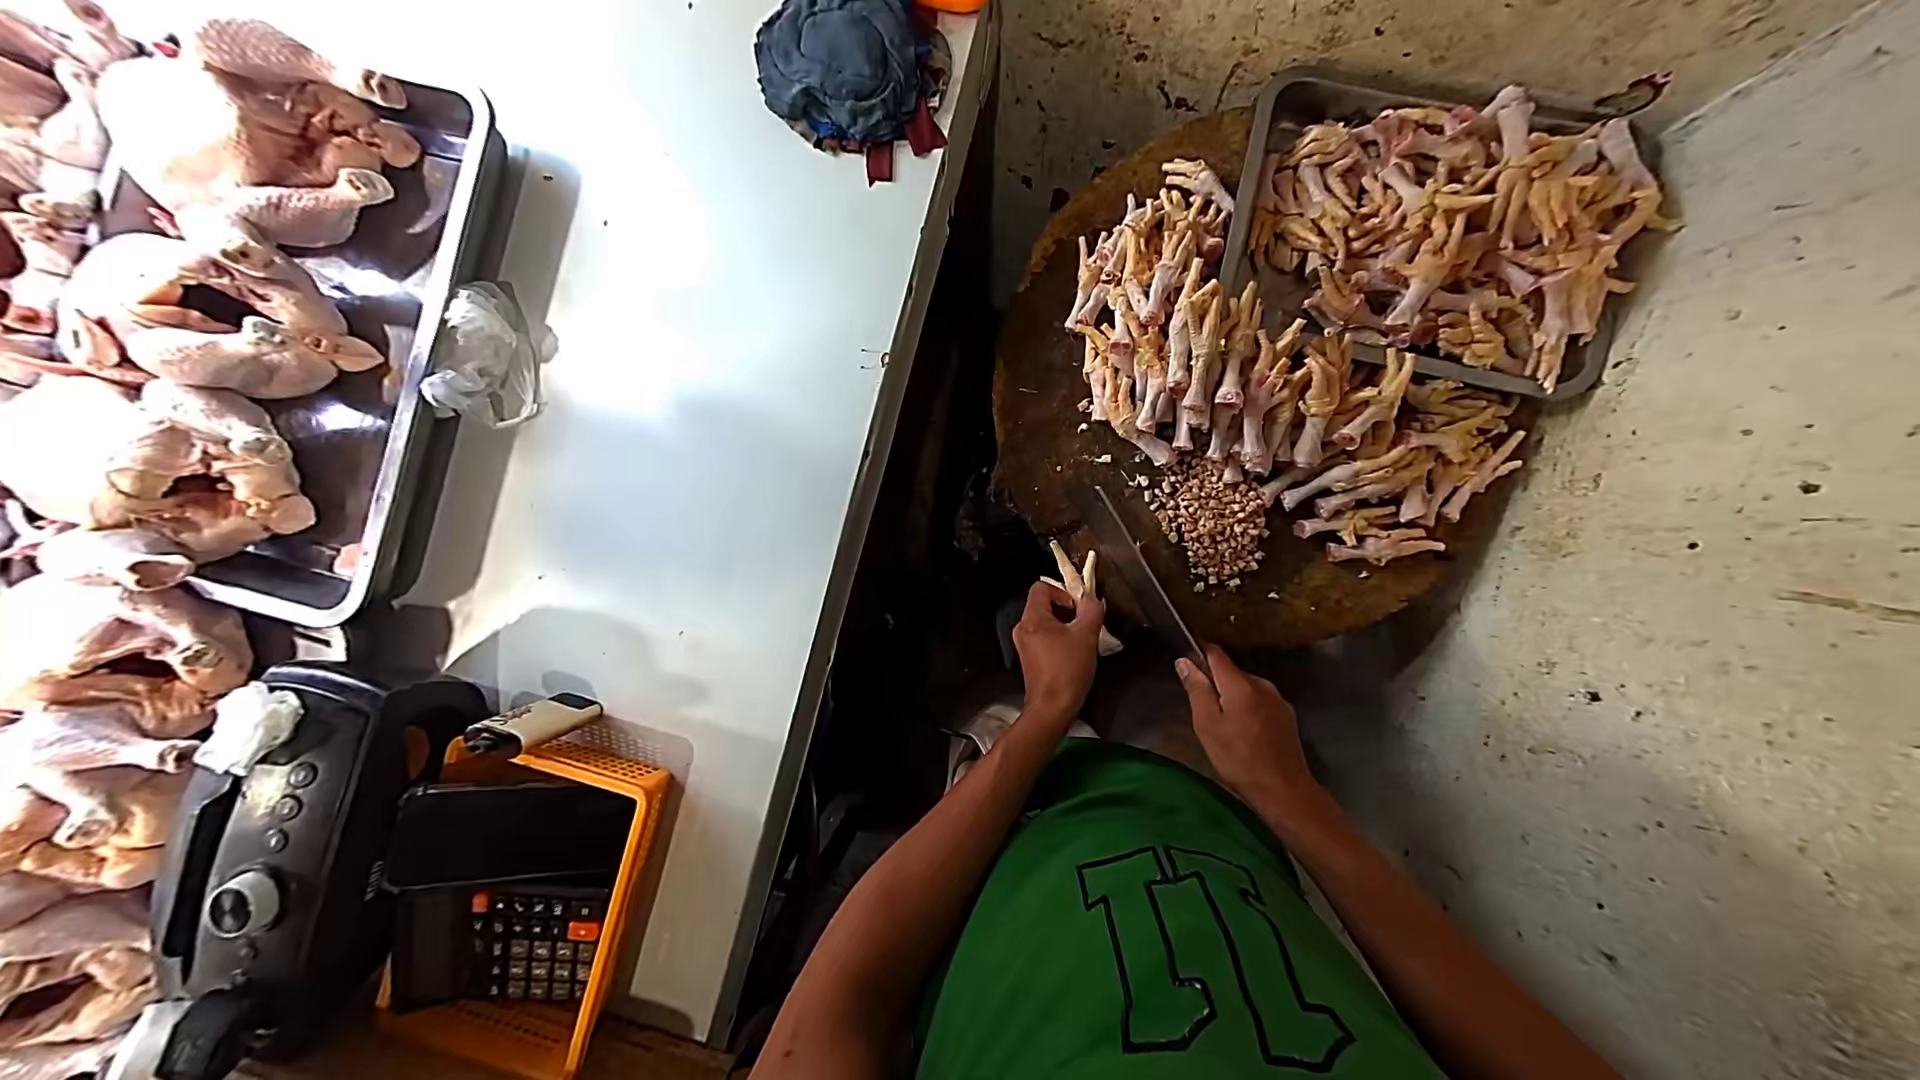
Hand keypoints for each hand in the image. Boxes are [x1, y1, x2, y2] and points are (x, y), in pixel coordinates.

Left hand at [1011, 580, 1104, 722]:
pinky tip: (1073, 652)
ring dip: (1065, 625)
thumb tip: (1091, 600)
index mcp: (1032, 618)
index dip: (1062, 591)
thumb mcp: (1086, 636)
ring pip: (1045, 622)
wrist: (1051, 708)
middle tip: (1085, 623)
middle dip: (1066, 609)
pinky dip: (1058, 638)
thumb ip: (1091, 611)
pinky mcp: (1029, 658)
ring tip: (1082, 638)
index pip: (1041, 587)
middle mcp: (1023, 628)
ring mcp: (1024, 644)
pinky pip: (1044, 637)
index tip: (1079, 606)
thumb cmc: (1067, 670)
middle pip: (1043, 604)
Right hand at [1175, 644, 1318, 809]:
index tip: (1186, 669)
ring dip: (1230, 696)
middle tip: (1202, 710)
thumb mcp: (1207, 725)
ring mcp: (1278, 699)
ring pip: (1245, 686)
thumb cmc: (1238, 759)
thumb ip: (1197, 689)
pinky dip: (1246, 707)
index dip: (1198, 655)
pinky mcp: (1286, 714)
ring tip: (1223, 725)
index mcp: (1240, 684)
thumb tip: (1185, 661)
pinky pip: (1258, 700)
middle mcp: (1262, 684)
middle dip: (1214, 682)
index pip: (1215, 653)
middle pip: (1230, 671)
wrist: (1284, 789)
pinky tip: (1244, 732)